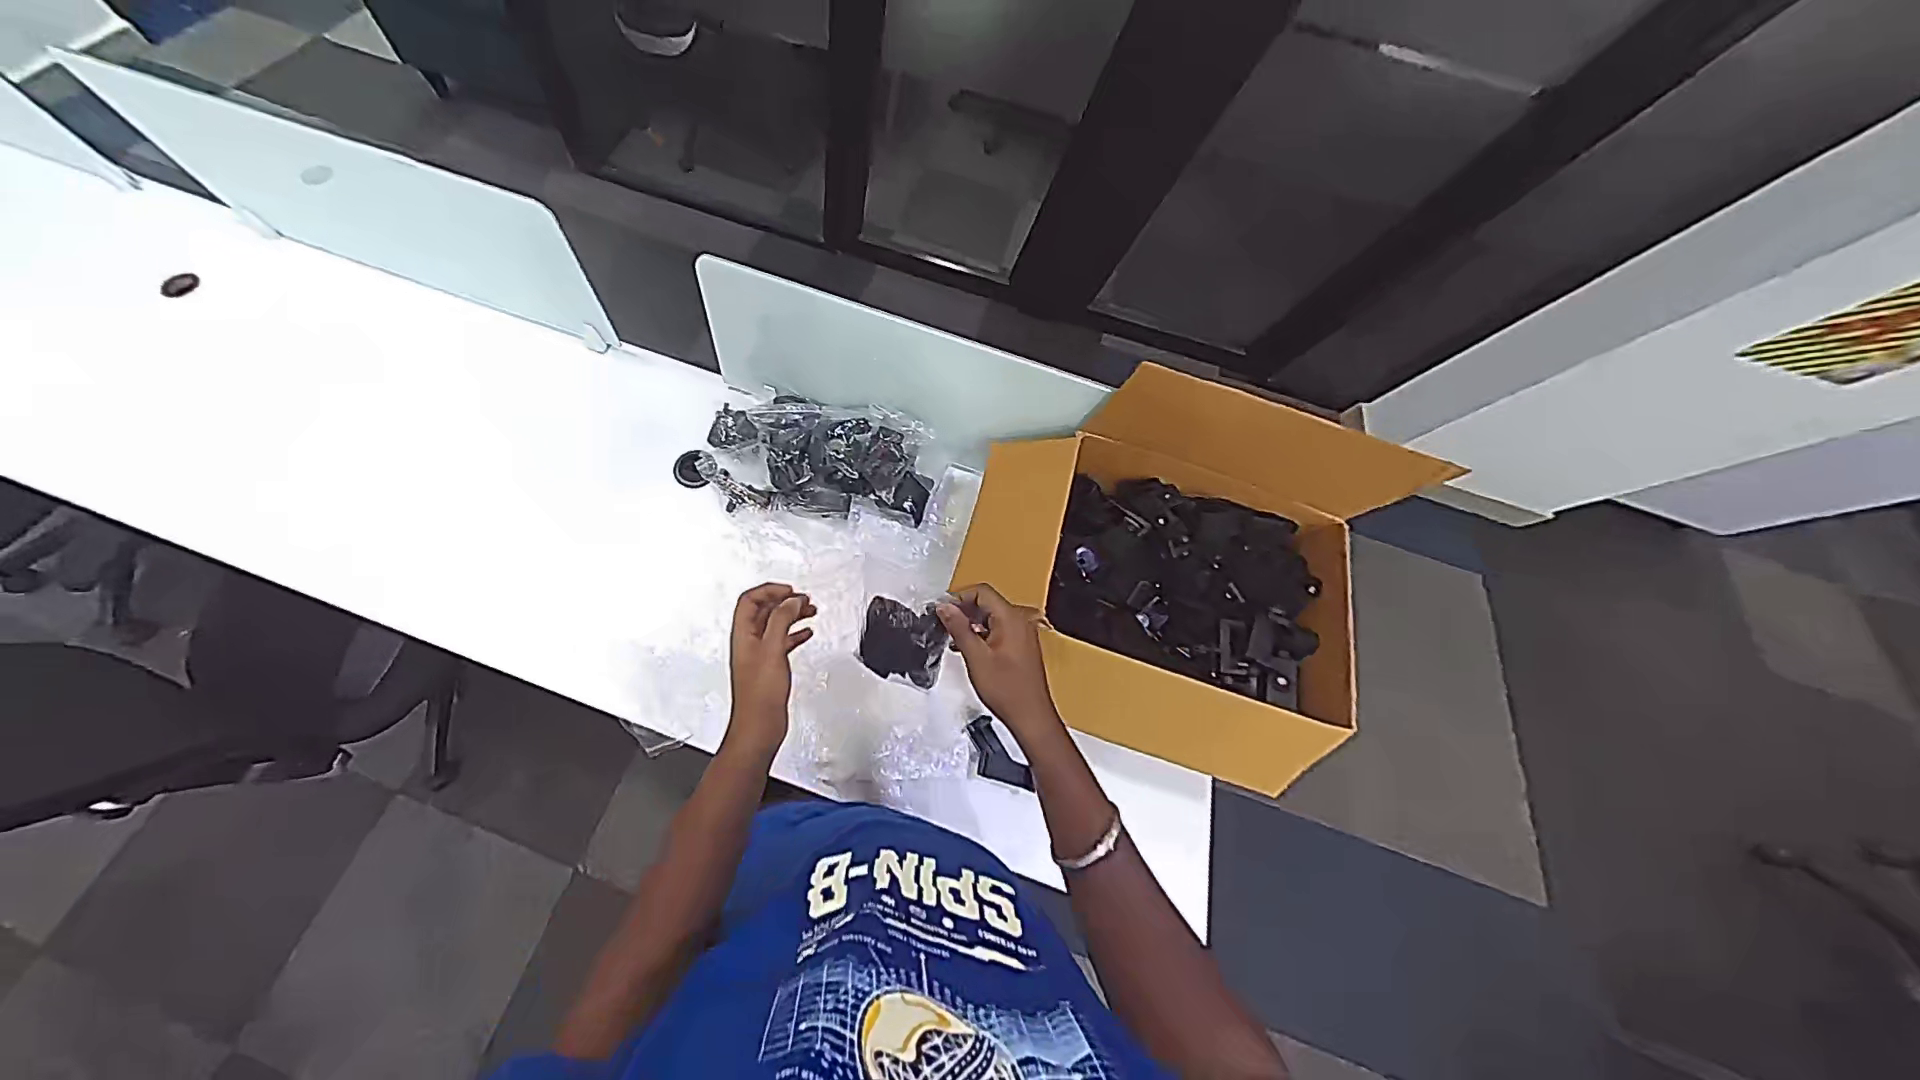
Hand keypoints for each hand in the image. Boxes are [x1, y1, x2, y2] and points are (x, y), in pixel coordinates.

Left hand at [727, 583, 814, 756]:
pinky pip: (783, 641)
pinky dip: (795, 633)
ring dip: (792, 615)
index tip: (791, 591)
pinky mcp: (770, 666)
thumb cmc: (759, 696)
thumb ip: (781, 621)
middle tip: (803, 599)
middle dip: (785, 600)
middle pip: (764, 610)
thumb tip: (790, 601)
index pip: (751, 600)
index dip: (770, 590)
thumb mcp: (772, 649)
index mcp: (743, 635)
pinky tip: (806, 633)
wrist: (759, 727)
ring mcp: (760, 654)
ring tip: (809, 610)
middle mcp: (749, 642)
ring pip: (776, 624)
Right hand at [935, 584, 1060, 735]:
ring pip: (991, 616)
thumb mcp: (975, 656)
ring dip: (971, 623)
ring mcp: (1022, 633)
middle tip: (945, 624)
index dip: (959, 598)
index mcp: (1011, 619)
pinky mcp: (1021, 645)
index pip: (982, 592)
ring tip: (954, 638)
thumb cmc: (1009, 691)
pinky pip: (998, 629)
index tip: (943, 610)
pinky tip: (969, 648)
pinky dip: (982, 634)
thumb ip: (958, 628)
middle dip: (964, 611)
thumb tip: (945, 607)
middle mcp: (1020, 622)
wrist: (1030, 715)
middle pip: (987, 602)